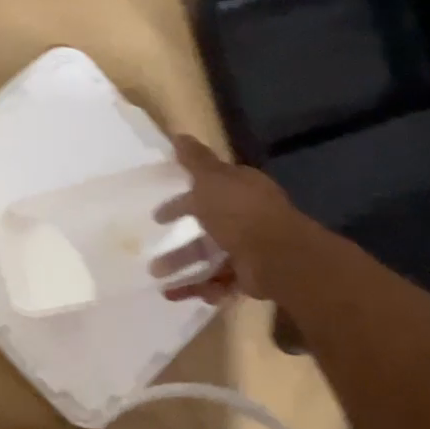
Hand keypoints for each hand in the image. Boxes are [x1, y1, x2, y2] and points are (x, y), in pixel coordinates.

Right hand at [150, 134, 296, 302]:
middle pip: (207, 229)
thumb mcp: (211, 180)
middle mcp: (246, 218)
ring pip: (209, 257)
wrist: (276, 256)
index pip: (208, 192)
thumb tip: (178, 135)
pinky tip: (173, 293)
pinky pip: (217, 282)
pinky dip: (196, 287)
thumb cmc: (239, 212)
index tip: (159, 215)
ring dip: (182, 265)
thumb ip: (195, 161)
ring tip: (157, 275)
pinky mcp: (249, 276)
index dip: (183, 202)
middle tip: (153, 251)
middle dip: (180, 242)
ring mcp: (249, 249)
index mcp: (240, 191)